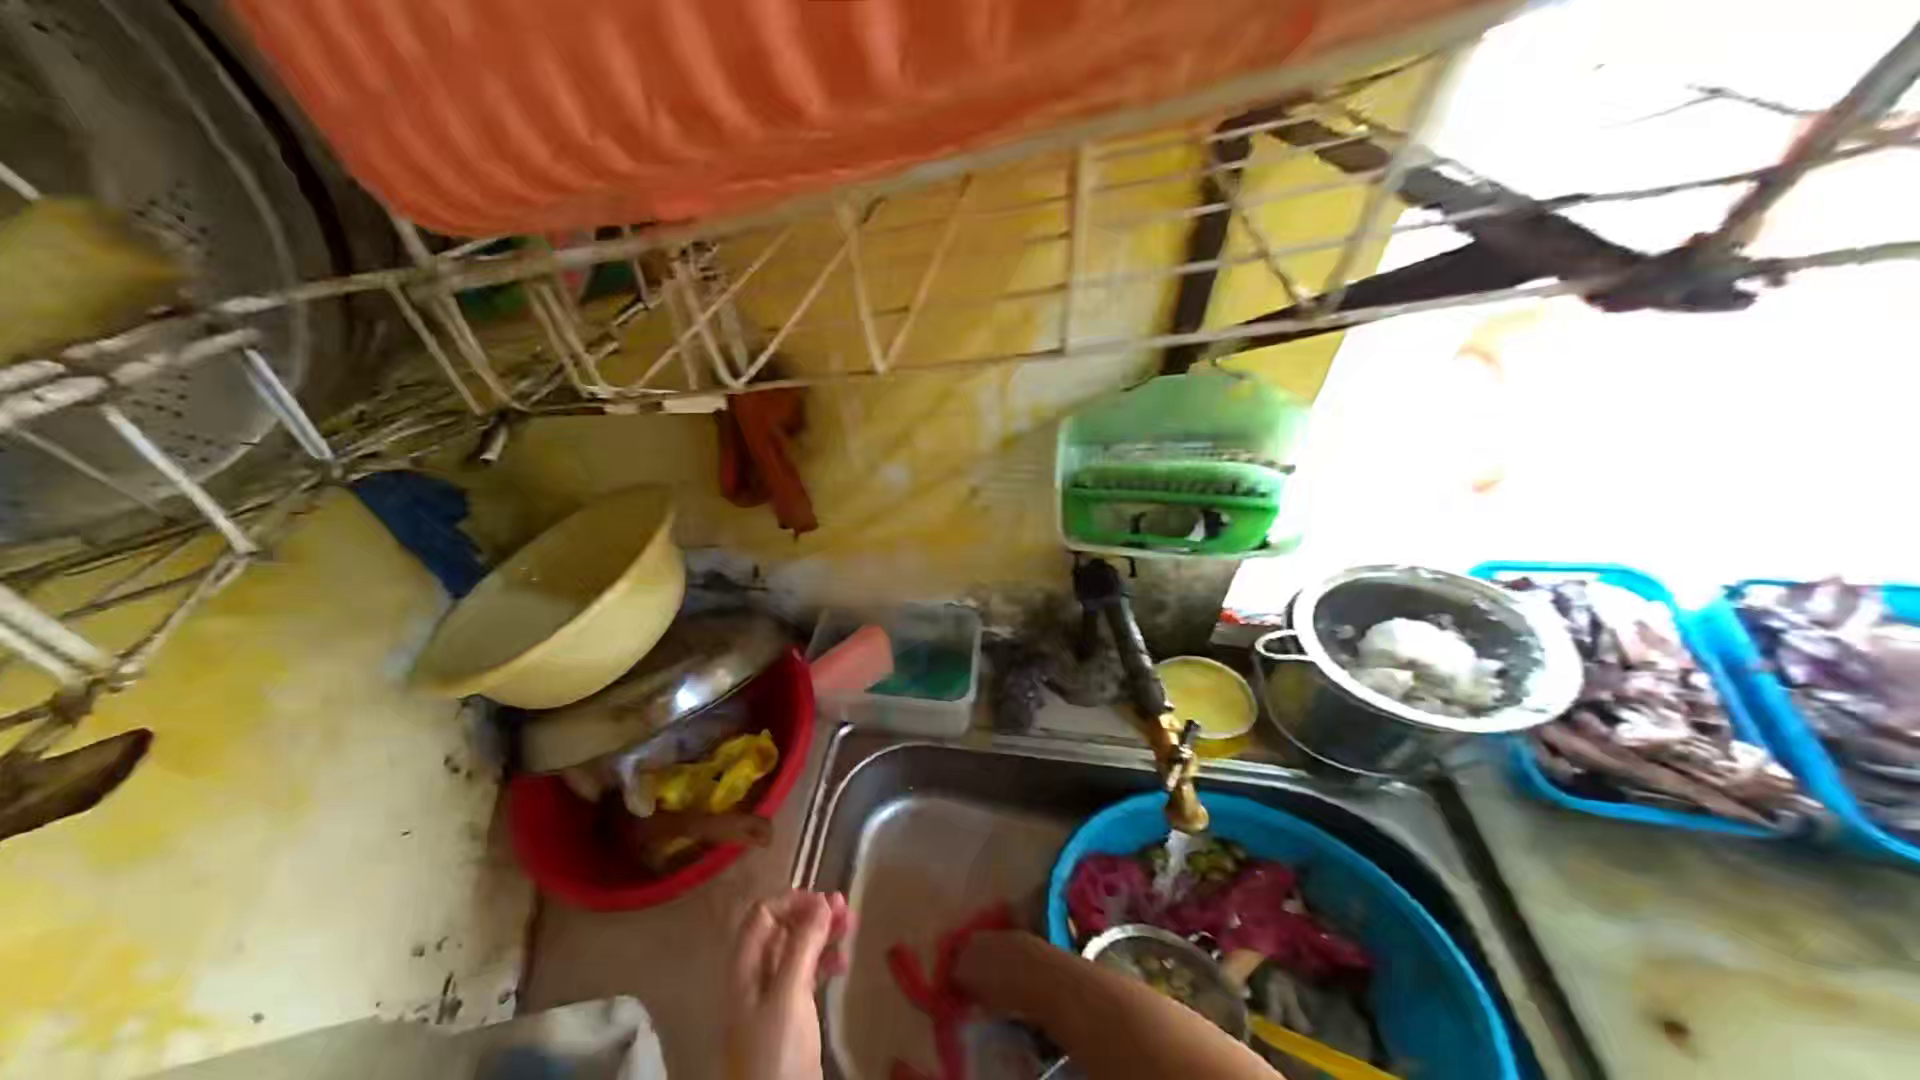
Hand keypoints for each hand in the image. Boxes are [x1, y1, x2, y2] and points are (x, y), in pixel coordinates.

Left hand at [724, 890, 854, 1079]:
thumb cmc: (777, 1052)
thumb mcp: (789, 994)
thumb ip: (803, 945)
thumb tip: (820, 901)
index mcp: (745, 968)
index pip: (762, 916)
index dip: (791, 902)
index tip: (824, 902)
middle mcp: (755, 977)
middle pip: (780, 930)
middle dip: (811, 914)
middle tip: (845, 908)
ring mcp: (772, 998)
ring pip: (796, 951)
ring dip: (821, 934)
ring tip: (850, 926)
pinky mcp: (790, 1017)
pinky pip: (806, 975)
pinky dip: (823, 961)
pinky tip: (842, 963)